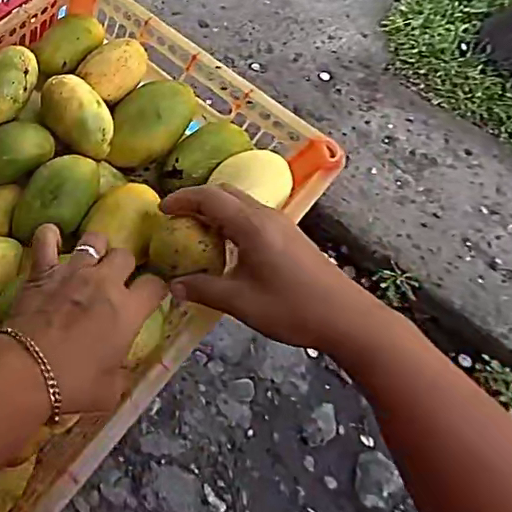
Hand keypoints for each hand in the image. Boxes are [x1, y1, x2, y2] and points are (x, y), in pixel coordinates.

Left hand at [1, 223, 168, 413]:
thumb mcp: (111, 390)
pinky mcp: (42, 270)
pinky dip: (50, 236)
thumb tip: (120, 368)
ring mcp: (72, 271)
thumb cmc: (73, 384)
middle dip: (125, 266)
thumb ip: (122, 372)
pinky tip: (52, 239)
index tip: (148, 297)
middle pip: (125, 255)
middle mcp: (104, 282)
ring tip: (91, 260)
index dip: (155, 290)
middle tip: (116, 282)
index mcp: (128, 310)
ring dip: (96, 248)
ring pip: (94, 239)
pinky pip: (46, 239)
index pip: (155, 285)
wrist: (26, 370)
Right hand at [160, 185, 394, 357]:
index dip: (182, 199)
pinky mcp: (289, 236)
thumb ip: (204, 290)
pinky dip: (230, 220)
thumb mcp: (241, 302)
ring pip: (240, 202)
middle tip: (176, 219)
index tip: (162, 210)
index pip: (209, 197)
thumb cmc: (293, 308)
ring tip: (195, 231)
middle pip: (225, 192)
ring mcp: (281, 224)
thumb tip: (174, 286)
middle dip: (196, 200)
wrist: (350, 319)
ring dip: (215, 209)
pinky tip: (226, 245)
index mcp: (252, 225)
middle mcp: (266, 216)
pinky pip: (251, 215)